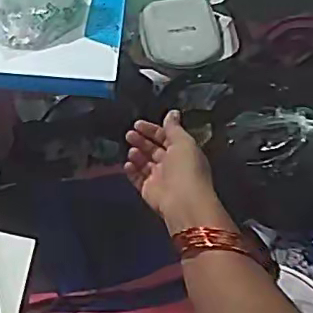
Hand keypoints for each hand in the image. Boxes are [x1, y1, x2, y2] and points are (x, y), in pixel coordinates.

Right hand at [125, 111, 226, 232]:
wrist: (182, 200)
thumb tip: (172, 112)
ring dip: (137, 155)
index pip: (166, 137)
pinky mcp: (148, 190)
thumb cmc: (185, 168)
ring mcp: (160, 178)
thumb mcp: (183, 142)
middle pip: (153, 149)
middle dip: (141, 141)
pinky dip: (132, 170)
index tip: (137, 124)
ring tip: (131, 150)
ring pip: (144, 163)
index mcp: (183, 152)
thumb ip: (174, 128)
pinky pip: (137, 178)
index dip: (152, 130)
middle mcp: (172, 164)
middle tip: (129, 135)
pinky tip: (127, 164)